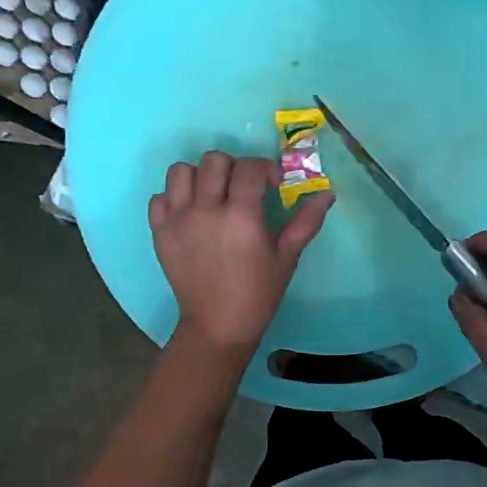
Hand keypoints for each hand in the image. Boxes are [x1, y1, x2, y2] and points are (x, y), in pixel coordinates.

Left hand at [150, 151, 334, 354]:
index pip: (249, 167)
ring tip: (211, 195)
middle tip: (241, 188)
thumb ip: (305, 222)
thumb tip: (327, 194)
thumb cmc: (258, 292)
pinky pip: (159, 197)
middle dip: (233, 167)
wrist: (218, 325)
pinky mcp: (159, 233)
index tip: (271, 186)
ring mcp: (178, 220)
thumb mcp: (286, 257)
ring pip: (180, 171)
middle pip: (213, 161)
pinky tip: (190, 213)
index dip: (265, 169)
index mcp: (240, 216)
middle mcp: (205, 210)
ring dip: (198, 176)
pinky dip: (174, 198)